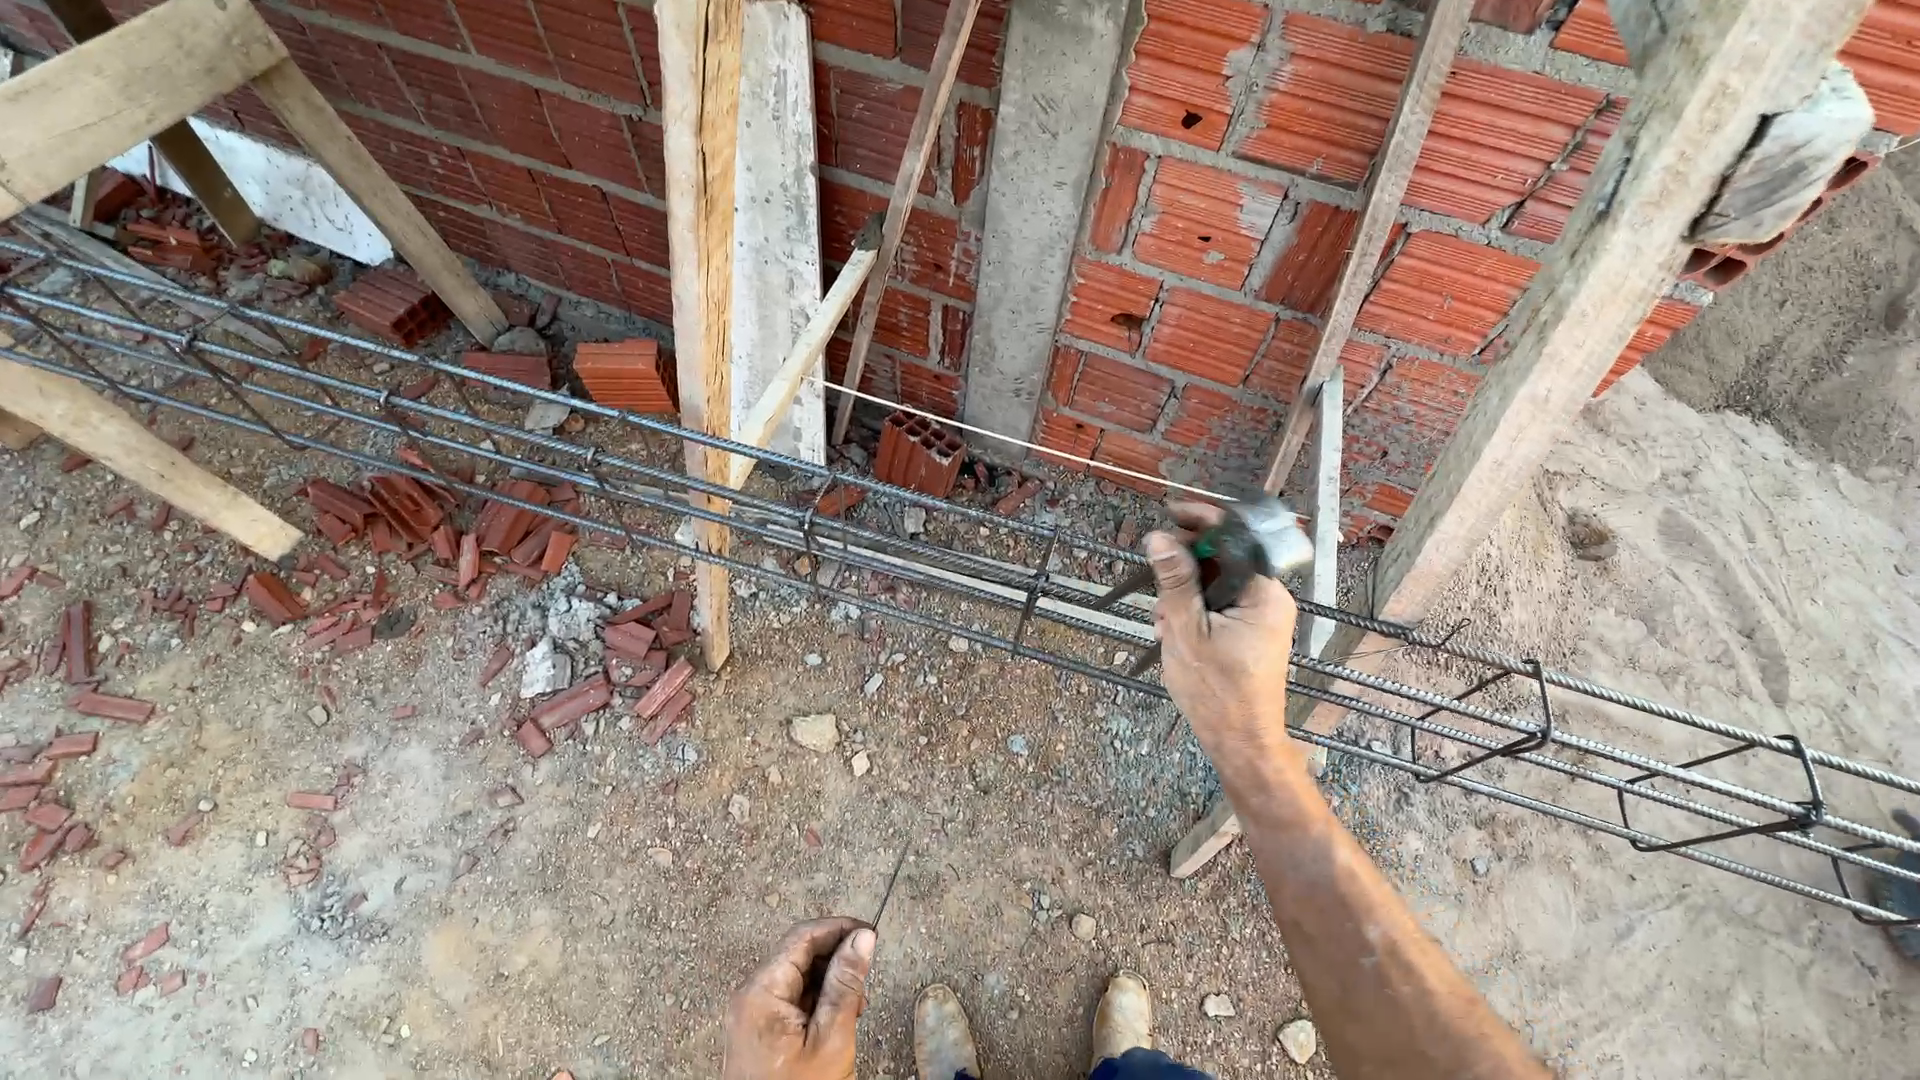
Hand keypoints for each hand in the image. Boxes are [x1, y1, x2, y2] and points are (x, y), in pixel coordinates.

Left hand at [722, 918, 876, 1079]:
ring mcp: (752, 1011)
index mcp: (761, 990)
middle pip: (799, 953)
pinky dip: (817, 1000)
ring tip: (853, 1008)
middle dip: (837, 960)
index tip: (871, 937)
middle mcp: (750, 994)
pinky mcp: (758, 1027)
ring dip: (830, 981)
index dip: (840, 929)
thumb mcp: (831, 1037)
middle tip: (864, 984)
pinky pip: (791, 996)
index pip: (803, 936)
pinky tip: (836, 1019)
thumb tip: (863, 937)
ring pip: (798, 974)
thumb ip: (846, 983)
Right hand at [1146, 501, 1300, 771]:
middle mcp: (1268, 598)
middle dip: (1183, 568)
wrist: (1239, 742)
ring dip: (1182, 594)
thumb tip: (1158, 537)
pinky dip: (1191, 612)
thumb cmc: (1217, 691)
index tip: (1169, 511)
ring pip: (1214, 583)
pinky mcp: (1247, 630)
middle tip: (1155, 586)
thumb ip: (1174, 581)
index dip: (1201, 520)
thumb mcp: (1187, 631)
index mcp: (1264, 593)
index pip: (1235, 538)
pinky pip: (1216, 604)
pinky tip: (1171, 632)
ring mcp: (1258, 615)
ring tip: (1162, 622)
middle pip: (1221, 558)